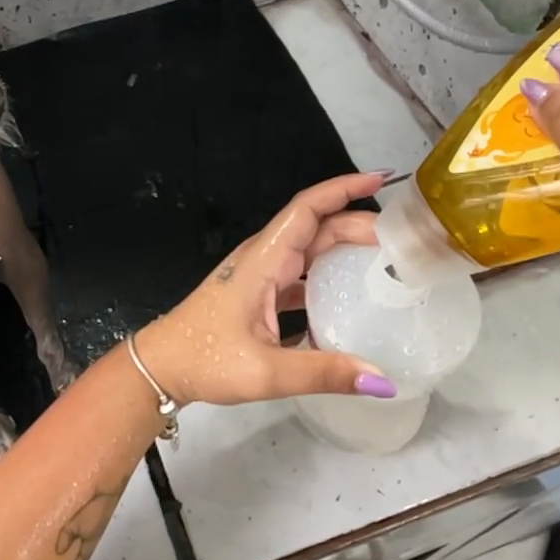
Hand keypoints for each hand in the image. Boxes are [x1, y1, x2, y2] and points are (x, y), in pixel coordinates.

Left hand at [132, 173, 396, 405]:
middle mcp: (261, 260)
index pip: (307, 210)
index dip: (342, 189)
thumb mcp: (267, 371)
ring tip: (383, 261)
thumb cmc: (206, 360)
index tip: (381, 178)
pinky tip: (348, 298)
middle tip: (399, 240)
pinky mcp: (255, 295)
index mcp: (262, 261)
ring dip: (341, 248)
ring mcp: (257, 276)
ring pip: (306, 251)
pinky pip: (297, 275)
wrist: (160, 367)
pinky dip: (324, 277)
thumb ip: (325, 373)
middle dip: (355, 223)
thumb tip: (383, 381)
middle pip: (314, 228)